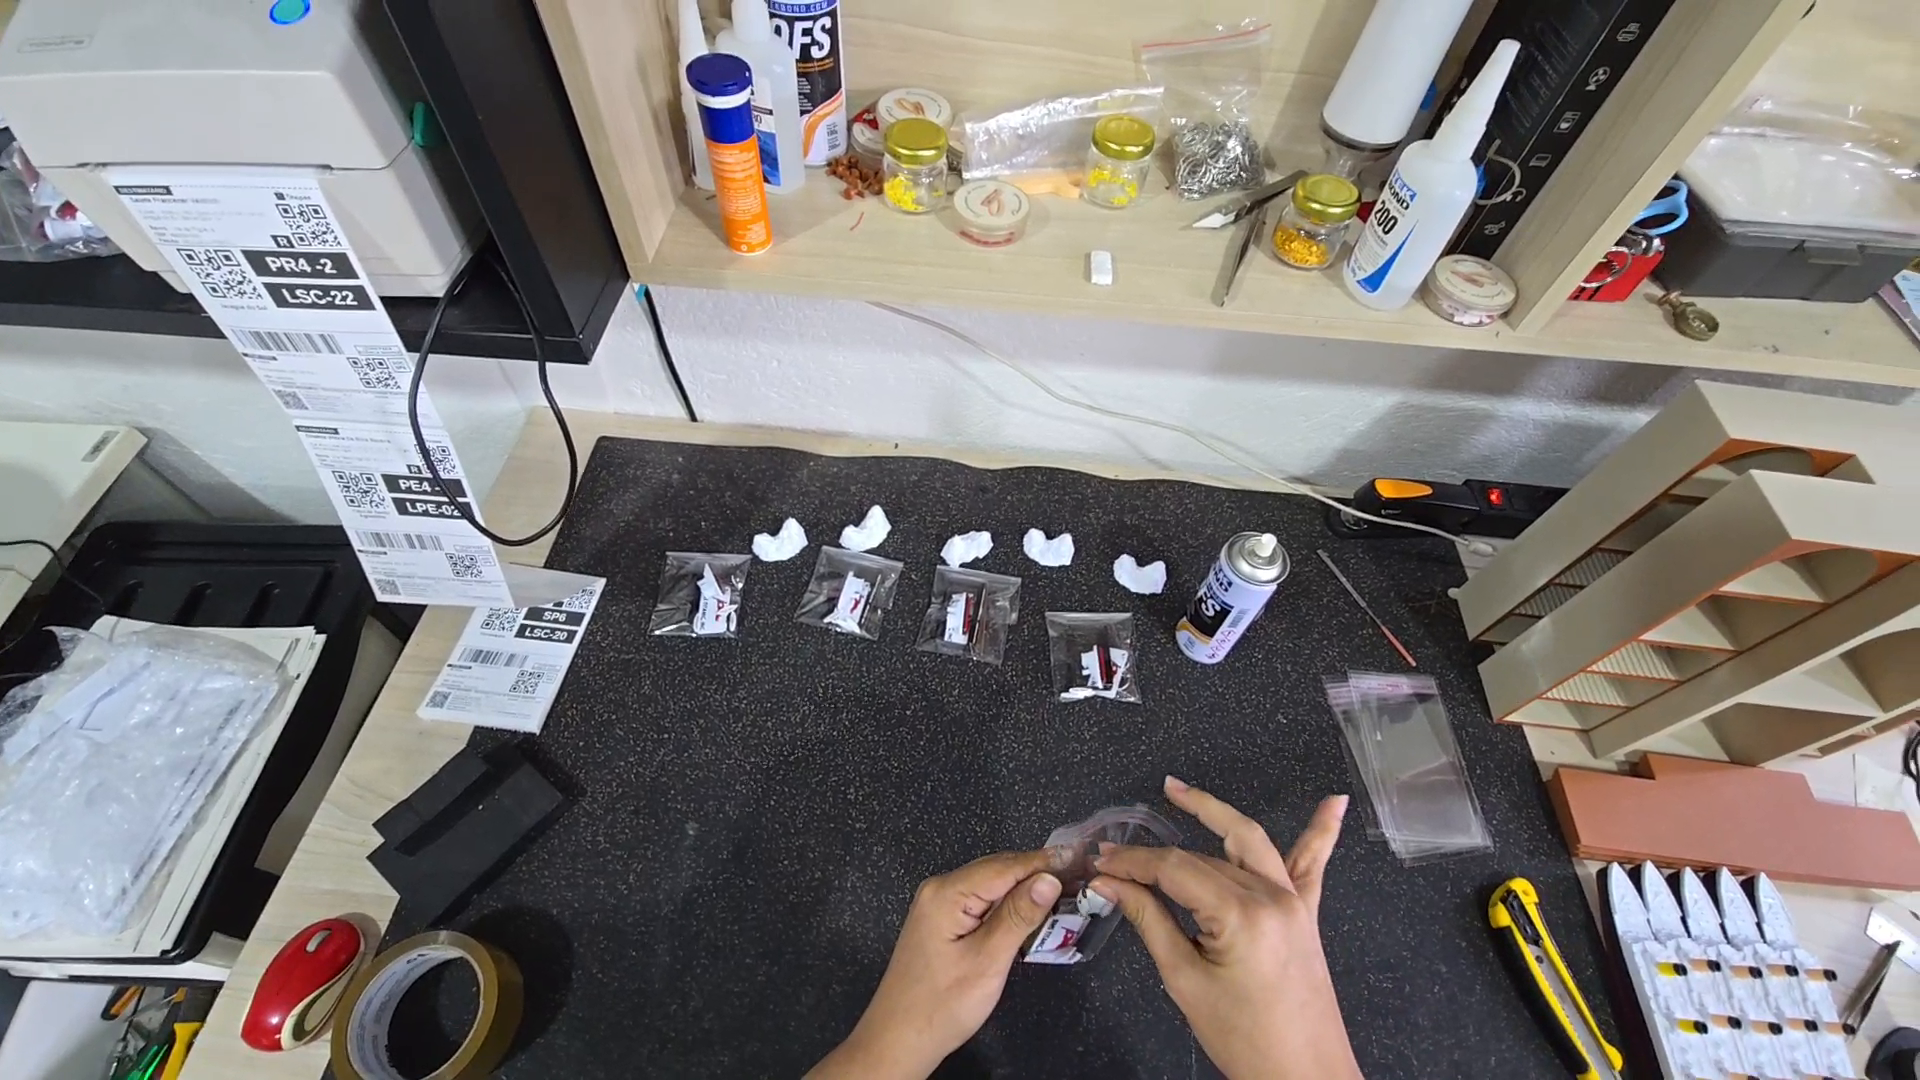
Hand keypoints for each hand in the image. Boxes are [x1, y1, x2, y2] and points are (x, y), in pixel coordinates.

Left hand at [808, 849, 1064, 1079]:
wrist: (898, 1040)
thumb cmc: (943, 1005)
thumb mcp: (987, 962)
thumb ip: (1017, 917)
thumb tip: (1049, 879)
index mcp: (948, 892)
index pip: (1004, 866)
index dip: (1042, 863)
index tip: (1080, 860)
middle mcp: (941, 887)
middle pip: (997, 869)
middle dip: (1036, 872)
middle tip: (1077, 877)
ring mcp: (938, 903)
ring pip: (990, 883)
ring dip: (1023, 886)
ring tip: (1062, 890)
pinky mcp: (942, 919)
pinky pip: (981, 898)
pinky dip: (1007, 902)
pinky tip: (1028, 910)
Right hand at [1091, 776, 1360, 1079]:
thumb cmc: (1242, 1039)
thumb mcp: (1185, 981)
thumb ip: (1149, 921)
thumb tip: (1108, 883)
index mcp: (1241, 915)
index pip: (1175, 869)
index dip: (1133, 862)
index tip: (1099, 862)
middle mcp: (1271, 896)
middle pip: (1203, 856)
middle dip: (1154, 854)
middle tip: (1113, 853)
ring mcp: (1295, 901)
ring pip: (1249, 842)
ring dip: (1215, 811)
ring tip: (1176, 790)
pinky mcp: (1308, 913)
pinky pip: (1312, 865)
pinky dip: (1321, 831)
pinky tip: (1334, 801)